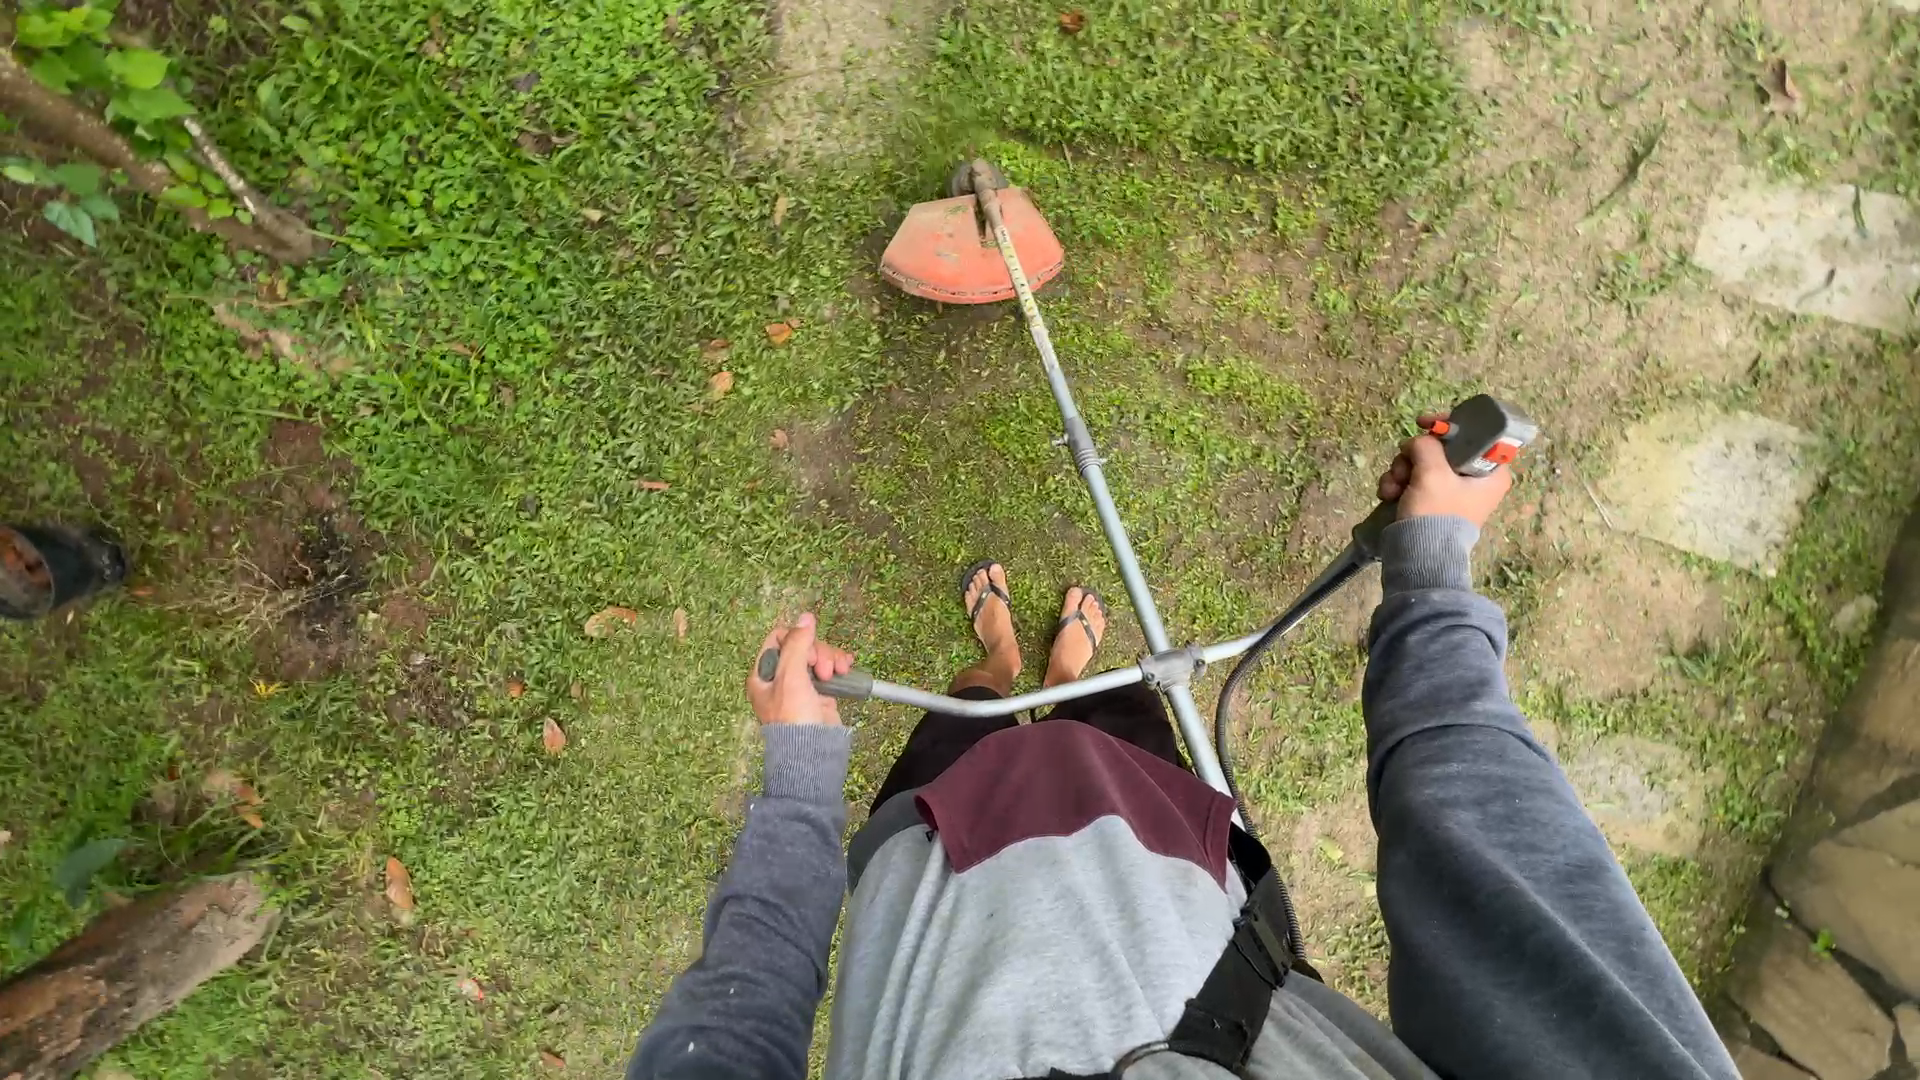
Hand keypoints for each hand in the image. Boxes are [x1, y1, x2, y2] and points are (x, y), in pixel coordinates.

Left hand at [746, 613, 853, 725]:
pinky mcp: (820, 692)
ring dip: (831, 658)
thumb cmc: (793, 717)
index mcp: (763, 673)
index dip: (797, 639)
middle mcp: (780, 677)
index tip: (808, 652)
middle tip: (824, 669)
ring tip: (839, 671)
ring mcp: (801, 684)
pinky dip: (838, 665)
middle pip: (802, 645)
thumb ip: (797, 644)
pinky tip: (846, 667)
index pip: (779, 639)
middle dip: (818, 652)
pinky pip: (829, 668)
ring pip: (818, 655)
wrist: (812, 751)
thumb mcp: (791, 677)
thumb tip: (806, 617)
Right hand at [1376, 412, 1513, 526]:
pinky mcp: (1429, 502)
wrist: (1419, 555)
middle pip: (1440, 450)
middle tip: (1403, 466)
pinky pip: (1411, 481)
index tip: (1424, 423)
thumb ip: (1426, 447)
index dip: (1448, 426)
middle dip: (1414, 456)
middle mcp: (1473, 480)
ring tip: (1392, 488)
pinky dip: (1397, 485)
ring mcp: (1450, 492)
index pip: (1475, 435)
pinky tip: (1388, 495)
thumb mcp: (1432, 474)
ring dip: (1400, 471)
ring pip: (1420, 464)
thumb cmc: (1435, 512)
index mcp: (1490, 472)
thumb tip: (1418, 441)